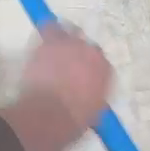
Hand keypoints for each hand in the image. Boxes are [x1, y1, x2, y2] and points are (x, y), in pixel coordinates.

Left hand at [0, 24, 113, 150]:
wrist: (48, 115)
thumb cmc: (71, 123)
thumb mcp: (92, 114)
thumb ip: (93, 97)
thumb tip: (88, 95)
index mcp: (105, 72)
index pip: (100, 63)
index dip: (88, 69)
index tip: (81, 76)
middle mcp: (92, 53)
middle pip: (87, 46)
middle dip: (78, 54)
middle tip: (67, 65)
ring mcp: (71, 44)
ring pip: (70, 31)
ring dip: (64, 39)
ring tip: (56, 49)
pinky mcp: (51, 41)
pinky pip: (50, 27)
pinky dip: (48, 29)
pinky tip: (44, 35)